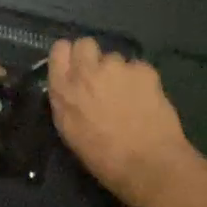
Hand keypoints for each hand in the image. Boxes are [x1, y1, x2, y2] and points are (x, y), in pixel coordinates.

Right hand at [46, 38, 202, 206]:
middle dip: (92, 57)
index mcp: (63, 90)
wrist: (147, 163)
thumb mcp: (70, 131)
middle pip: (86, 43)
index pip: (59, 50)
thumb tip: (71, 90)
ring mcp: (116, 68)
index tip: (74, 67)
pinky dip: (141, 80)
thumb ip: (67, 102)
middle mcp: (86, 72)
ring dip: (118, 72)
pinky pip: (138, 67)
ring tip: (128, 97)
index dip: (68, 56)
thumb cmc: (103, 158)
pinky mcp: (144, 70)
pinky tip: (146, 100)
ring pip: (115, 58)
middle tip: (101, 78)